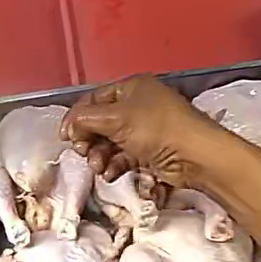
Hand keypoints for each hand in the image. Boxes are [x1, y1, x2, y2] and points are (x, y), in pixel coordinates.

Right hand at [61, 75, 226, 188]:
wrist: (194, 155)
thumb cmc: (155, 128)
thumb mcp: (115, 118)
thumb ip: (84, 119)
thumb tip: (68, 127)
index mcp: (131, 88)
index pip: (93, 100)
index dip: (76, 118)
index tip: (65, 137)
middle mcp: (137, 106)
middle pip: (99, 123)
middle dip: (88, 140)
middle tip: (83, 152)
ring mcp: (144, 129)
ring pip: (109, 142)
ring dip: (99, 156)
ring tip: (99, 167)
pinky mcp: (149, 152)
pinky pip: (123, 156)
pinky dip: (114, 165)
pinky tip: (110, 174)